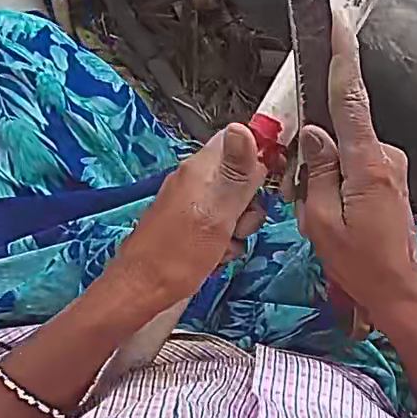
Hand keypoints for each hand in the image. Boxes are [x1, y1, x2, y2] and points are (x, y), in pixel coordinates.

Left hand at [102, 122, 266, 318]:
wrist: (142, 291)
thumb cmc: (178, 255)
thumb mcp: (217, 212)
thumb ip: (236, 173)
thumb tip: (245, 126)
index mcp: (201, 168)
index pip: (239, 138)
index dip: (262, 151)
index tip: (274, 176)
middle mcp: (196, 179)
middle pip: (242, 174)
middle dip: (252, 200)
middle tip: (242, 222)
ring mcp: (193, 202)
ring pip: (236, 204)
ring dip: (241, 225)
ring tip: (227, 242)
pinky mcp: (191, 224)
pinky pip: (222, 224)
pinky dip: (226, 240)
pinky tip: (217, 255)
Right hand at [297, 15, 416, 331]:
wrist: (397, 290)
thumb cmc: (359, 263)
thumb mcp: (318, 220)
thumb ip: (314, 170)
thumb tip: (313, 133)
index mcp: (368, 164)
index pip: (351, 99)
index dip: (343, 58)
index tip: (338, 23)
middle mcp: (385, 157)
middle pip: (340, 128)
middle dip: (313, 149)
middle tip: (299, 191)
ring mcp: (391, 166)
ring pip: (344, 149)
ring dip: (323, 170)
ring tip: (317, 210)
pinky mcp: (390, 177)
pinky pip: (355, 162)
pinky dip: (336, 177)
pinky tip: (330, 208)